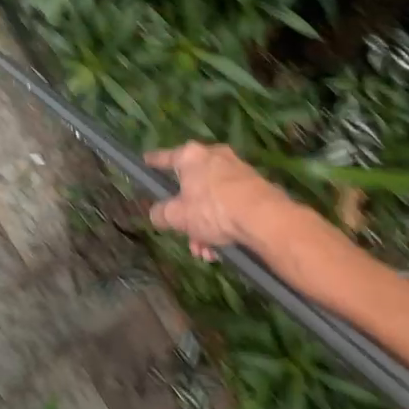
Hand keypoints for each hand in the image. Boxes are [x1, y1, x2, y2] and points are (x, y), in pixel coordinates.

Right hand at [145, 142, 314, 261]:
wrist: (263, 217)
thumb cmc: (212, 209)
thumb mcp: (177, 216)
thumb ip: (161, 214)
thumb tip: (157, 214)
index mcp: (191, 156)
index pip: (165, 157)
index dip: (153, 162)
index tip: (145, 162)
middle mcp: (214, 156)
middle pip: (192, 185)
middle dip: (188, 215)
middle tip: (186, 235)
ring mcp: (237, 170)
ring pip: (212, 199)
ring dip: (206, 226)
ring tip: (207, 252)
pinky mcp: (256, 186)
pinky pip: (230, 204)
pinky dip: (223, 224)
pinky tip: (222, 249)